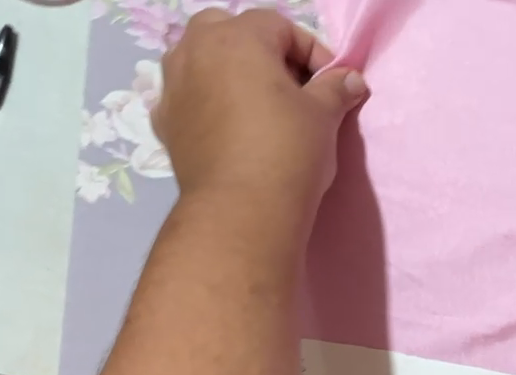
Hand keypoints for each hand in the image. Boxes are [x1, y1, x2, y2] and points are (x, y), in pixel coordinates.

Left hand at [153, 9, 366, 213]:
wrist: (244, 208)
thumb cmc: (290, 152)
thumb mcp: (324, 118)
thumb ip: (335, 90)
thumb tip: (351, 78)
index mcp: (238, 38)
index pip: (280, 25)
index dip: (311, 51)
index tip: (331, 84)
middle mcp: (196, 46)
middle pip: (230, 30)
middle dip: (262, 52)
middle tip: (289, 89)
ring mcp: (173, 81)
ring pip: (201, 58)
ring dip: (229, 73)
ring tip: (257, 107)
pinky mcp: (165, 118)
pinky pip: (188, 95)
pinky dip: (208, 103)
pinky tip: (229, 128)